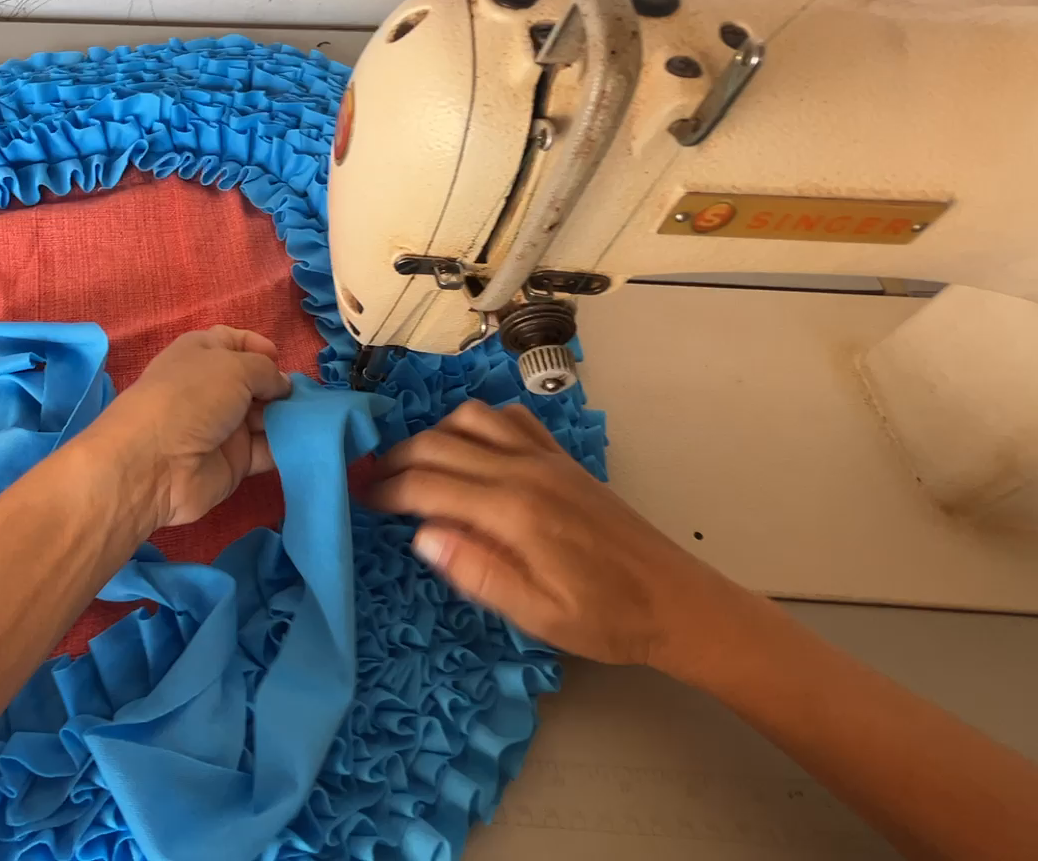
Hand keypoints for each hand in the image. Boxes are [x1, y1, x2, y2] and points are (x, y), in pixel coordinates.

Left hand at [77, 326, 292, 529]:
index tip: (281, 360)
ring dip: (290, 417)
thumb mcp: (234, 367)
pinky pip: (267, 450)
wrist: (155, 463)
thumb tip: (283, 386)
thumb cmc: (192, 398)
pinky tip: (311, 443)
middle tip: (309, 395)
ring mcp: (222, 426)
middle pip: (256, 383)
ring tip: (317, 419)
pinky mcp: (234, 461)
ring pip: (266, 418)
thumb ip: (266, 371)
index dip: (259, 347)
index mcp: (202, 353)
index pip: (235, 342)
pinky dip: (288, 447)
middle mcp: (212, 387)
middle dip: (283, 387)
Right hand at [368, 400, 746, 670]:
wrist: (679, 602)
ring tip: (417, 465)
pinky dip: (477, 423)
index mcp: (512, 512)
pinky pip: (509, 418)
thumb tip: (420, 534)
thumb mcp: (535, 615)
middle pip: (437, 443)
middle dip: (394, 459)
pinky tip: (471, 448)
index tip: (358, 496)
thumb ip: (475, 570)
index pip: (426, 486)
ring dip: (433, 435)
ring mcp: (544, 457)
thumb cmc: (605, 619)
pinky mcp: (561, 456)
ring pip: (469, 418)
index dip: (384, 489)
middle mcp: (523, 471)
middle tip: (371, 480)